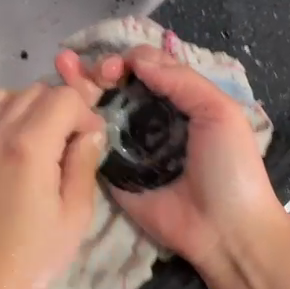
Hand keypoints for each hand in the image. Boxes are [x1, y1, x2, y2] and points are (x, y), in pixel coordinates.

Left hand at [0, 83, 107, 288]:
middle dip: (61, 109)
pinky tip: (6, 144)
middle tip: (70, 145)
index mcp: (30, 145)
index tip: (90, 143)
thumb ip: (85, 161)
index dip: (85, 115)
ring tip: (39, 140)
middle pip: (37, 90)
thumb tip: (90, 132)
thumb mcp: (77, 211)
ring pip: (6, 94)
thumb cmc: (37, 252)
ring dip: (28, 108)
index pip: (65, 97)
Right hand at [57, 46, 286, 277]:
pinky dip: (75, 125)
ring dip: (78, 87)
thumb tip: (134, 58)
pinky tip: (59, 109)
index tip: (114, 68)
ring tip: (60, 72)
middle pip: (116, 84)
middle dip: (94, 69)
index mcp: (177, 99)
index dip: (126, 59)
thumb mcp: (219, 112)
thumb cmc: (230, 167)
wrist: (224, 229)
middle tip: (78, 68)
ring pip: (98, 108)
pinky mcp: (111, 171)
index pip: (144, 66)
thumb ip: (181, 80)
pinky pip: (90, 144)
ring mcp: (127, 144)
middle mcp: (149, 117)